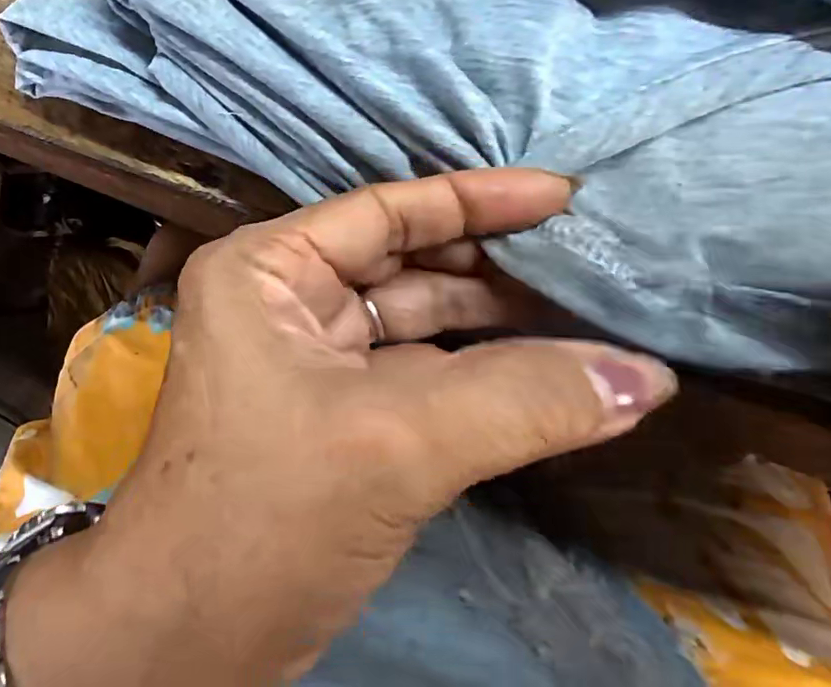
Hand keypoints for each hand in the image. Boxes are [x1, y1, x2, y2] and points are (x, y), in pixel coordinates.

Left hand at [6, 169, 676, 685]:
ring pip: (411, 316)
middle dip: (489, 260)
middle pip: (401, 258)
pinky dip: (476, 370)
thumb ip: (519, 400)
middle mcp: (281, 296)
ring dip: (491, 317)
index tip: (560, 194)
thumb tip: (644, 374)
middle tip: (585, 256)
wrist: (185, 634)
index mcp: (265, 267)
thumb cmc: (264, 511)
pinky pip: (414, 368)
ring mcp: (306, 353)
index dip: (473, 198)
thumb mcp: (393, 442)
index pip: (382, 211)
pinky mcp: (332, 409)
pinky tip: (544, 371)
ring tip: (585, 310)